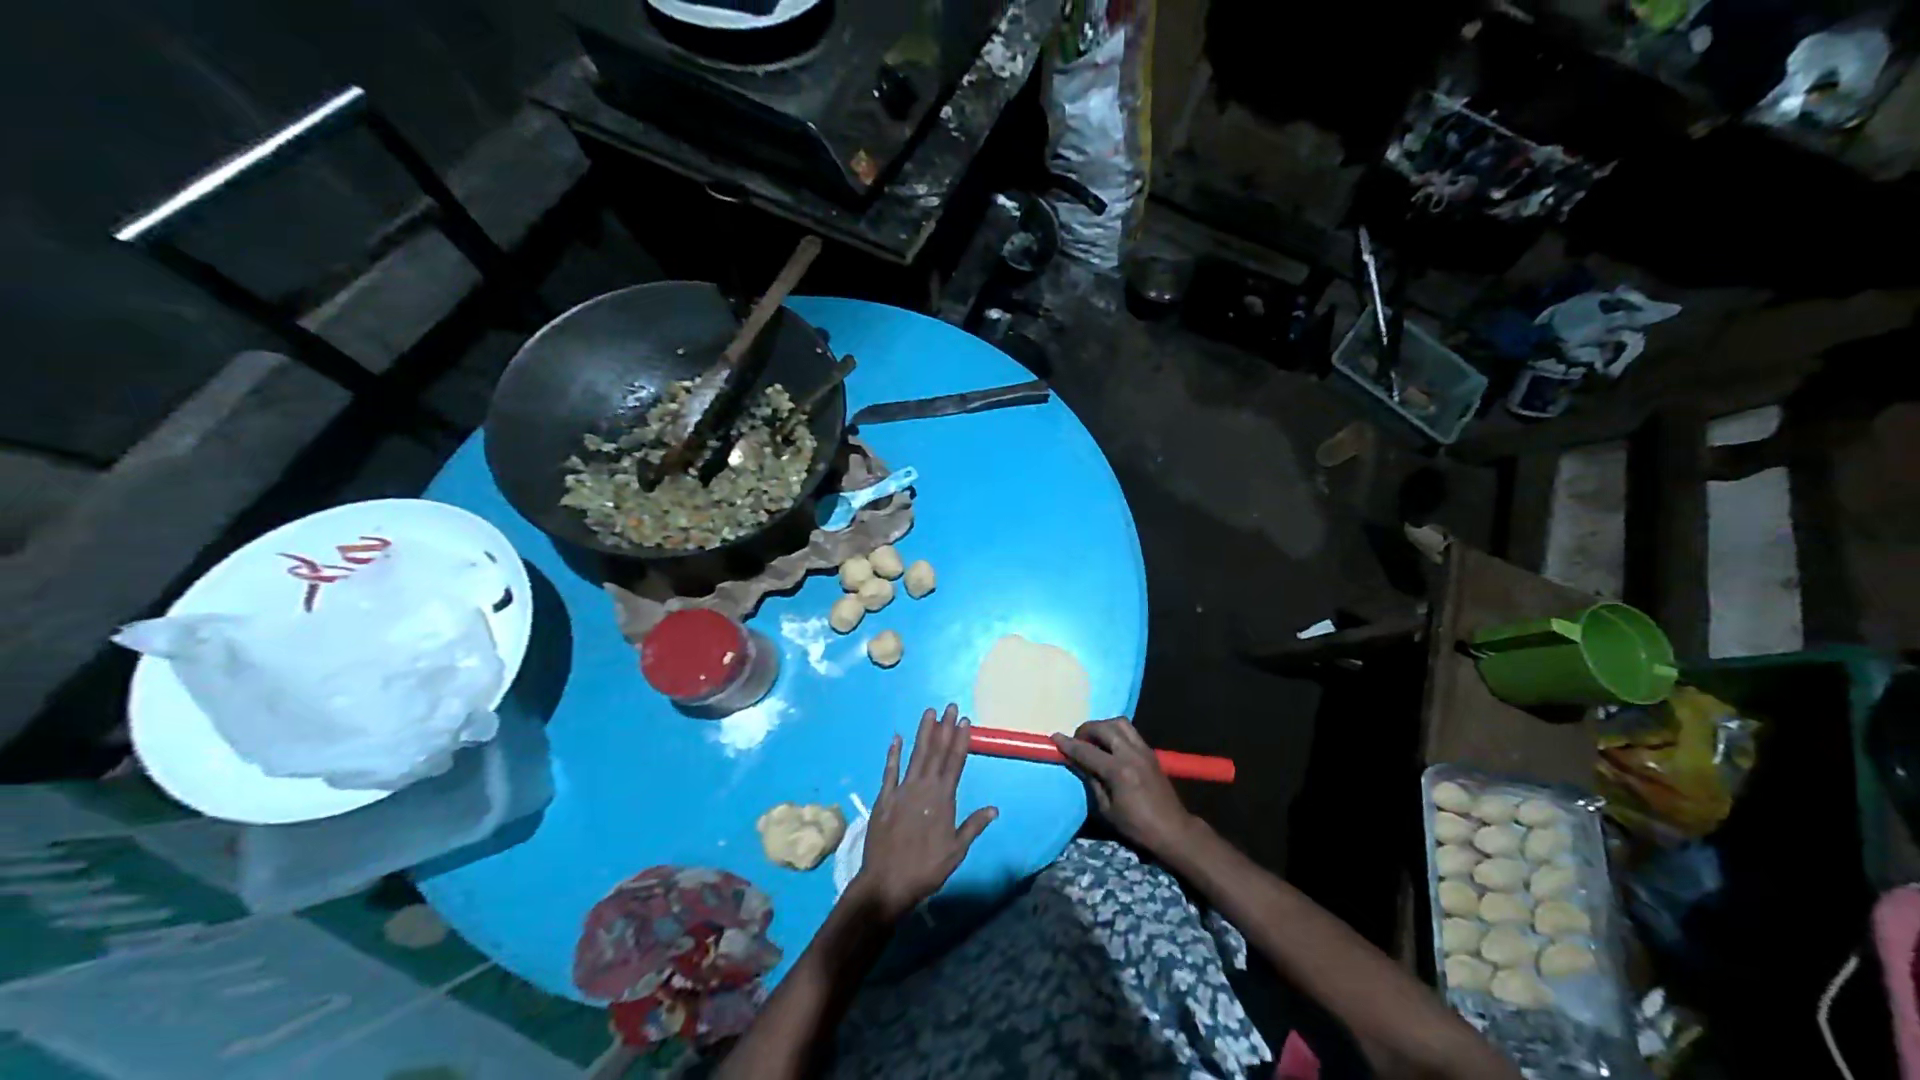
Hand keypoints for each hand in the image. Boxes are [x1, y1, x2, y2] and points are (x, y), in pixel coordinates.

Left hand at [851, 705, 997, 920]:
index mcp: (943, 799)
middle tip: (950, 706)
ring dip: (923, 733)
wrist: (888, 882)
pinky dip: (893, 754)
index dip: (961, 741)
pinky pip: (889, 771)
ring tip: (929, 712)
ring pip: (915, 755)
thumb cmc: (926, 869)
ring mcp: (902, 791)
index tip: (965, 721)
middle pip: (936, 753)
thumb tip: (994, 808)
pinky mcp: (884, 798)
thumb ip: (973, 826)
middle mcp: (924, 789)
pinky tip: (896, 737)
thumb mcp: (956, 850)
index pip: (955, 763)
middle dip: (945, 728)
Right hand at [1051, 718, 1200, 855]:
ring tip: (1094, 740)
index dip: (1068, 744)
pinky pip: (1130, 731)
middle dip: (1086, 730)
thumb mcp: (1106, 810)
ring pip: (1120, 723)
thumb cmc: (1136, 826)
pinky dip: (1116, 731)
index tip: (1055, 737)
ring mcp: (1144, 750)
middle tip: (1077, 741)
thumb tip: (1078, 763)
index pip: (1087, 751)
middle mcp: (1131, 754)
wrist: (1173, 829)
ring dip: (1103, 726)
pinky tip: (1110, 744)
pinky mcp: (1151, 752)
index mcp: (1118, 771)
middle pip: (1104, 728)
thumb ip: (1091, 782)